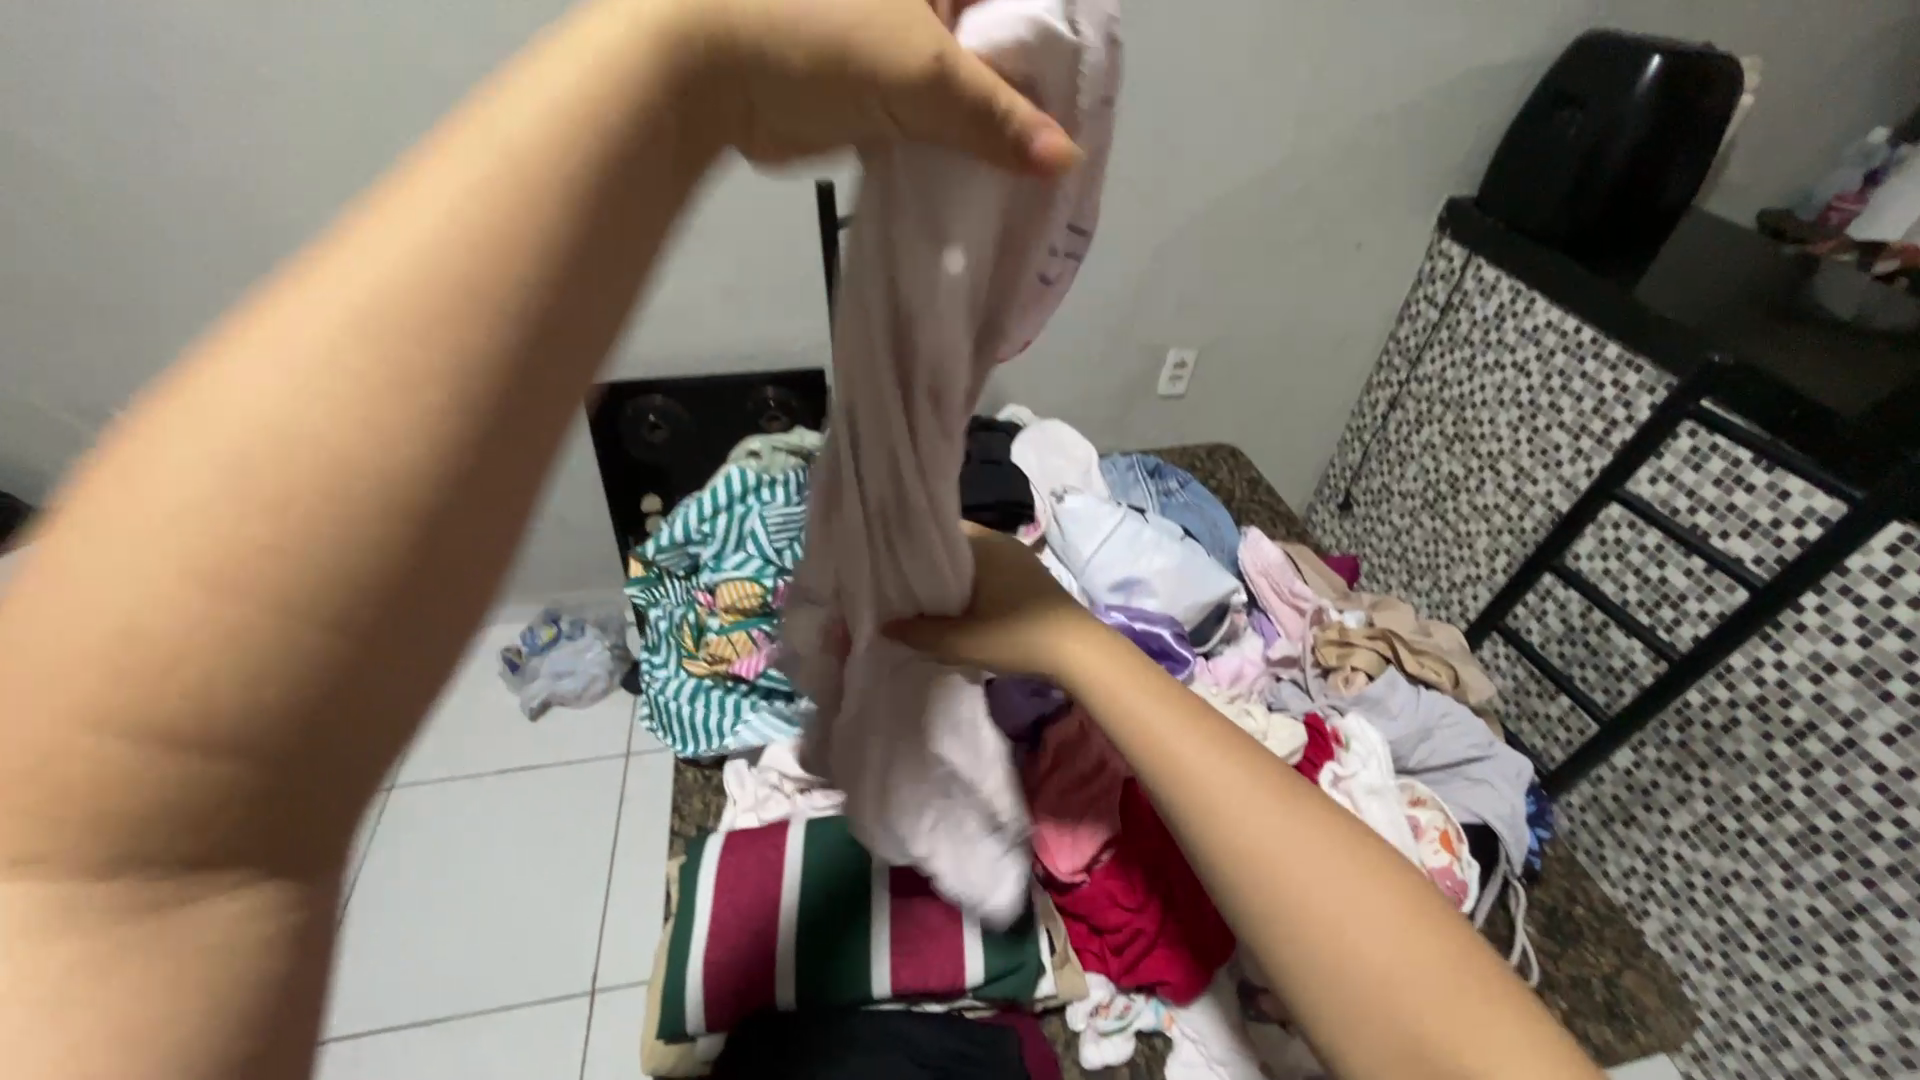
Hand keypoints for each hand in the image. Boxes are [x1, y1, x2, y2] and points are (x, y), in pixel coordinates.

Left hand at [666, 0, 1082, 173]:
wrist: (708, 70)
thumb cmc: (820, 36)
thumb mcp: (924, 75)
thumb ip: (998, 118)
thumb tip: (1066, 160)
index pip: (1023, 1)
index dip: (1059, 45)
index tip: (1087, 97)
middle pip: (1000, 43)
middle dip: (1031, 93)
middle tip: (1066, 144)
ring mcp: (900, 38)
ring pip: (968, 83)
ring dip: (995, 127)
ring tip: (1036, 171)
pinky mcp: (876, 86)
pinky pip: (934, 115)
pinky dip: (957, 145)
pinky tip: (986, 178)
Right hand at [884, 523, 1101, 677]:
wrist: (1078, 652)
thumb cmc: (1017, 636)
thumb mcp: (961, 641)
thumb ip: (920, 633)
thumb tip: (886, 626)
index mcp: (984, 544)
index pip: (939, 530)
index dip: (913, 546)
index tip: (891, 562)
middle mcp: (1003, 543)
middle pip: (957, 547)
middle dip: (933, 565)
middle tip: (904, 585)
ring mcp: (1021, 561)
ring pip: (976, 562)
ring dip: (956, 579)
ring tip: (929, 600)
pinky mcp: (1033, 581)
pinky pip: (993, 574)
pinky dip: (976, 587)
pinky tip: (964, 609)